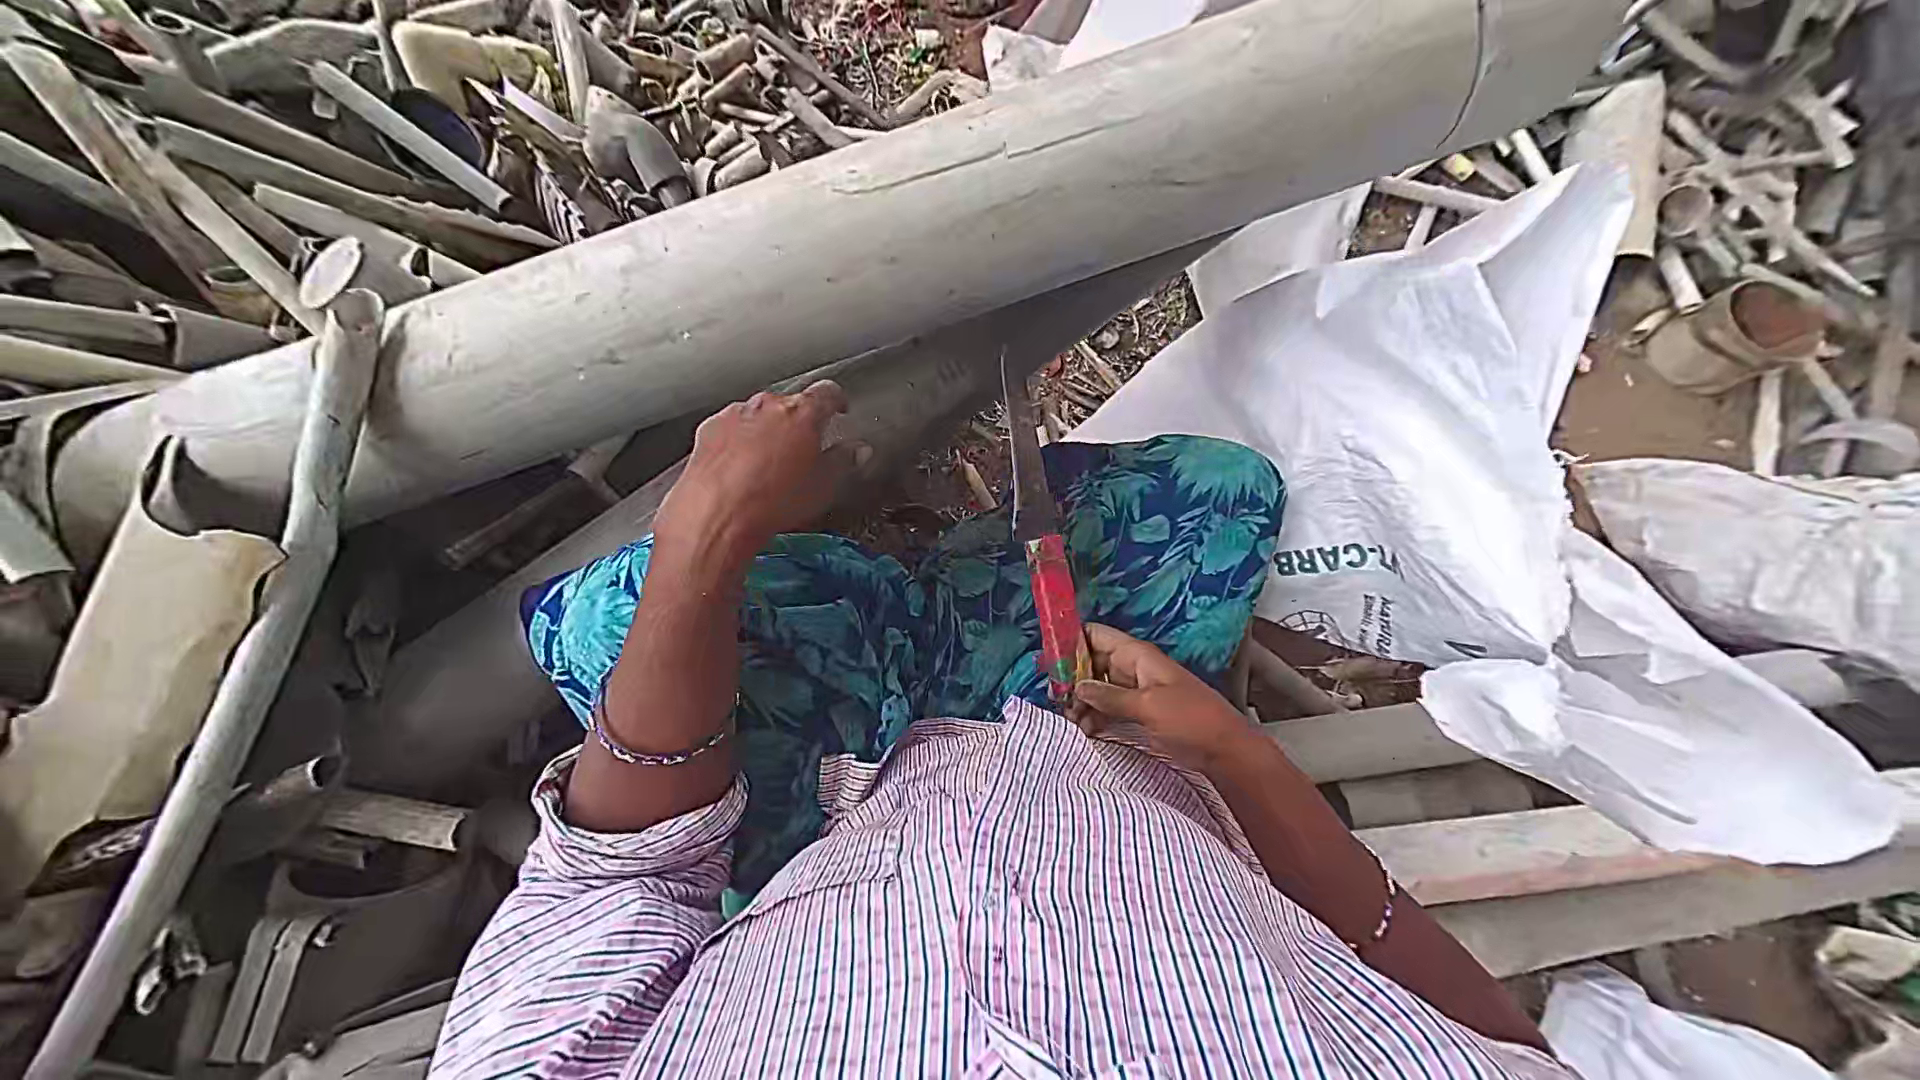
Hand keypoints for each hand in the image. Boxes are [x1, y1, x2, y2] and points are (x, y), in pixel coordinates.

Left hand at [654, 381, 868, 565]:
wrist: (716, 513)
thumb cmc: (774, 500)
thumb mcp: (824, 486)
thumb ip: (844, 461)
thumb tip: (858, 451)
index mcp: (802, 413)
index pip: (827, 393)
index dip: (837, 401)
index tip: (839, 409)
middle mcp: (767, 406)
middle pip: (790, 405)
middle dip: (799, 424)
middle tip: (804, 451)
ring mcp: (734, 415)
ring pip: (759, 417)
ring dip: (767, 433)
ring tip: (770, 467)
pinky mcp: (708, 431)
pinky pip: (732, 430)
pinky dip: (739, 443)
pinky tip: (741, 470)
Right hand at [1069, 623, 1256, 770]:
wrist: (1226, 750)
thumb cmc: (1191, 720)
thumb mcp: (1147, 706)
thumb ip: (1109, 696)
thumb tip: (1076, 688)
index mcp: (1136, 655)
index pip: (1094, 635)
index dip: (1070, 641)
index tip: (1049, 661)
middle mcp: (1131, 667)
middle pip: (1090, 662)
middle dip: (1071, 679)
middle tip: (1055, 699)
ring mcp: (1133, 690)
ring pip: (1095, 687)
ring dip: (1080, 701)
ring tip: (1070, 720)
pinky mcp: (1137, 711)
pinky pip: (1106, 706)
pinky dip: (1094, 716)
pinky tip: (1085, 730)